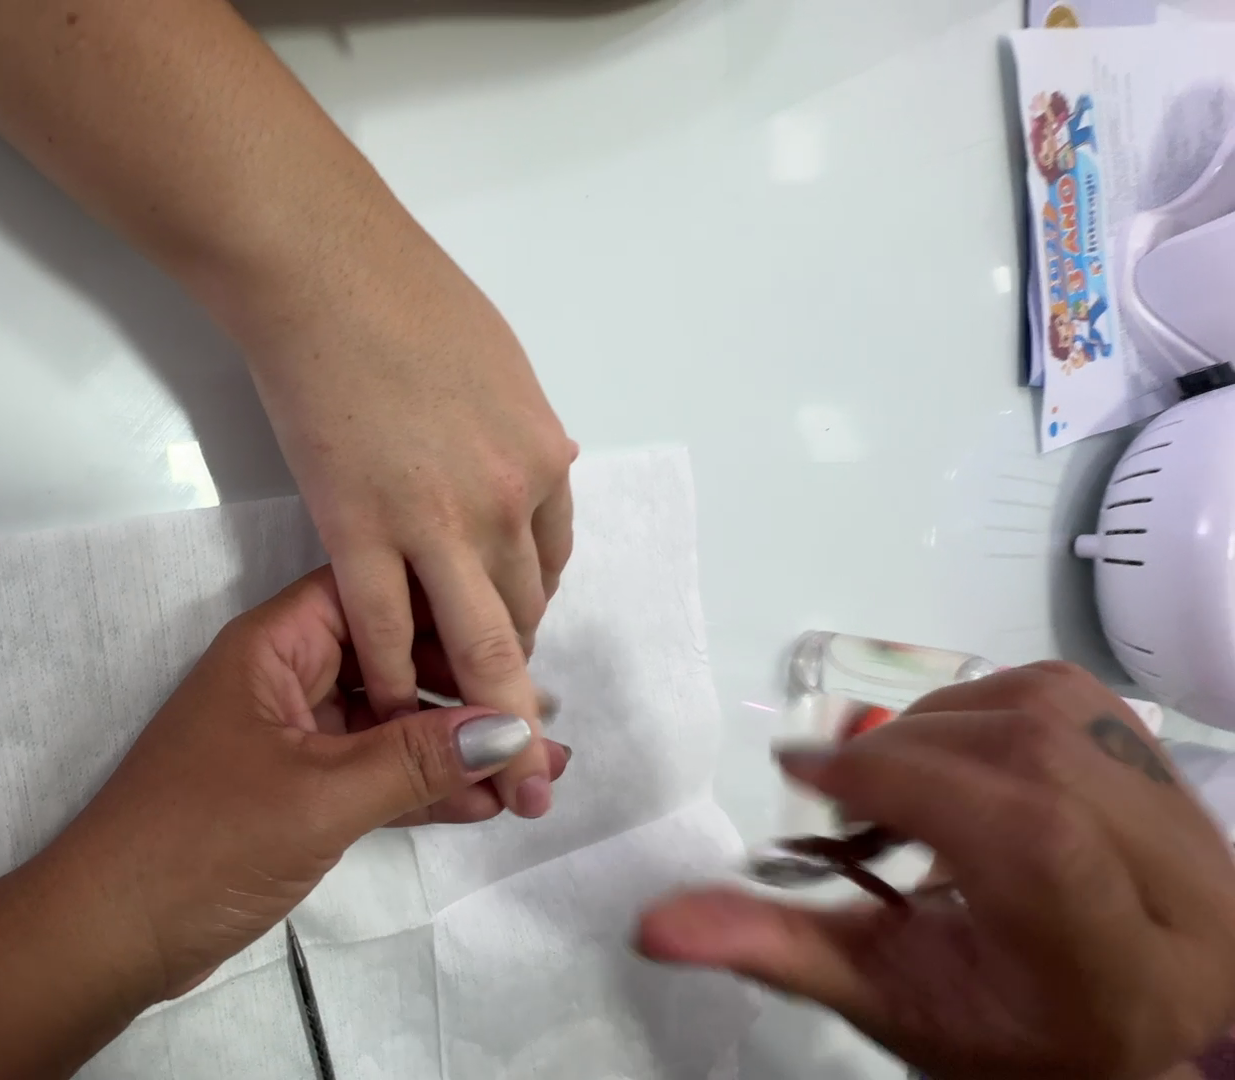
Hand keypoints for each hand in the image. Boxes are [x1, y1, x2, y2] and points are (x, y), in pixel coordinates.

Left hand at [51, 566, 570, 998]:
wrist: (114, 931)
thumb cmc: (205, 838)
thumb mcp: (318, 795)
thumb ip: (415, 759)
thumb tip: (513, 730)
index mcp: (275, 644)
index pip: (372, 596)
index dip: (443, 612)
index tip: (517, 641)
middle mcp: (287, 675)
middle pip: (389, 662)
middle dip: (464, 695)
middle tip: (543, 728)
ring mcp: (294, 734)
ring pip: (387, 723)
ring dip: (452, 749)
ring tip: (538, 772)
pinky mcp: (298, 786)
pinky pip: (371, 770)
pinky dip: (420, 786)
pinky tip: (484, 801)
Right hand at [225, 232, 575, 821]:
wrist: (323, 269)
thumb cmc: (404, 299)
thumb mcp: (492, 362)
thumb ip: (508, 430)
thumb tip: (508, 463)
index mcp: (539, 454)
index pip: (548, 561)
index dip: (528, 610)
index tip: (506, 636)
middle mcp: (507, 498)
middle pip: (522, 610)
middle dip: (522, 680)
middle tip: (520, 738)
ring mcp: (437, 519)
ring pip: (474, 638)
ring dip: (478, 703)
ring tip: (481, 761)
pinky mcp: (359, 528)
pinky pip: (386, 626)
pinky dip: (394, 679)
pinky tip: (392, 711)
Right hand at [638, 662, 1234, 1079]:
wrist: (1117, 1018)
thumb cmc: (991, 1021)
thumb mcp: (874, 994)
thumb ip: (768, 949)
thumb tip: (650, 926)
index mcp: (1111, 968)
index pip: (1030, 837)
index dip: (901, 780)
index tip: (801, 773)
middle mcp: (1188, 894)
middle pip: (1029, 760)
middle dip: (898, 753)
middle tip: (844, 790)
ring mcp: (1193, 825)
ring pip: (1042, 712)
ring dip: (930, 725)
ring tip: (897, 777)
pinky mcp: (1167, 773)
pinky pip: (1061, 694)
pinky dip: (975, 703)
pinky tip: (952, 754)